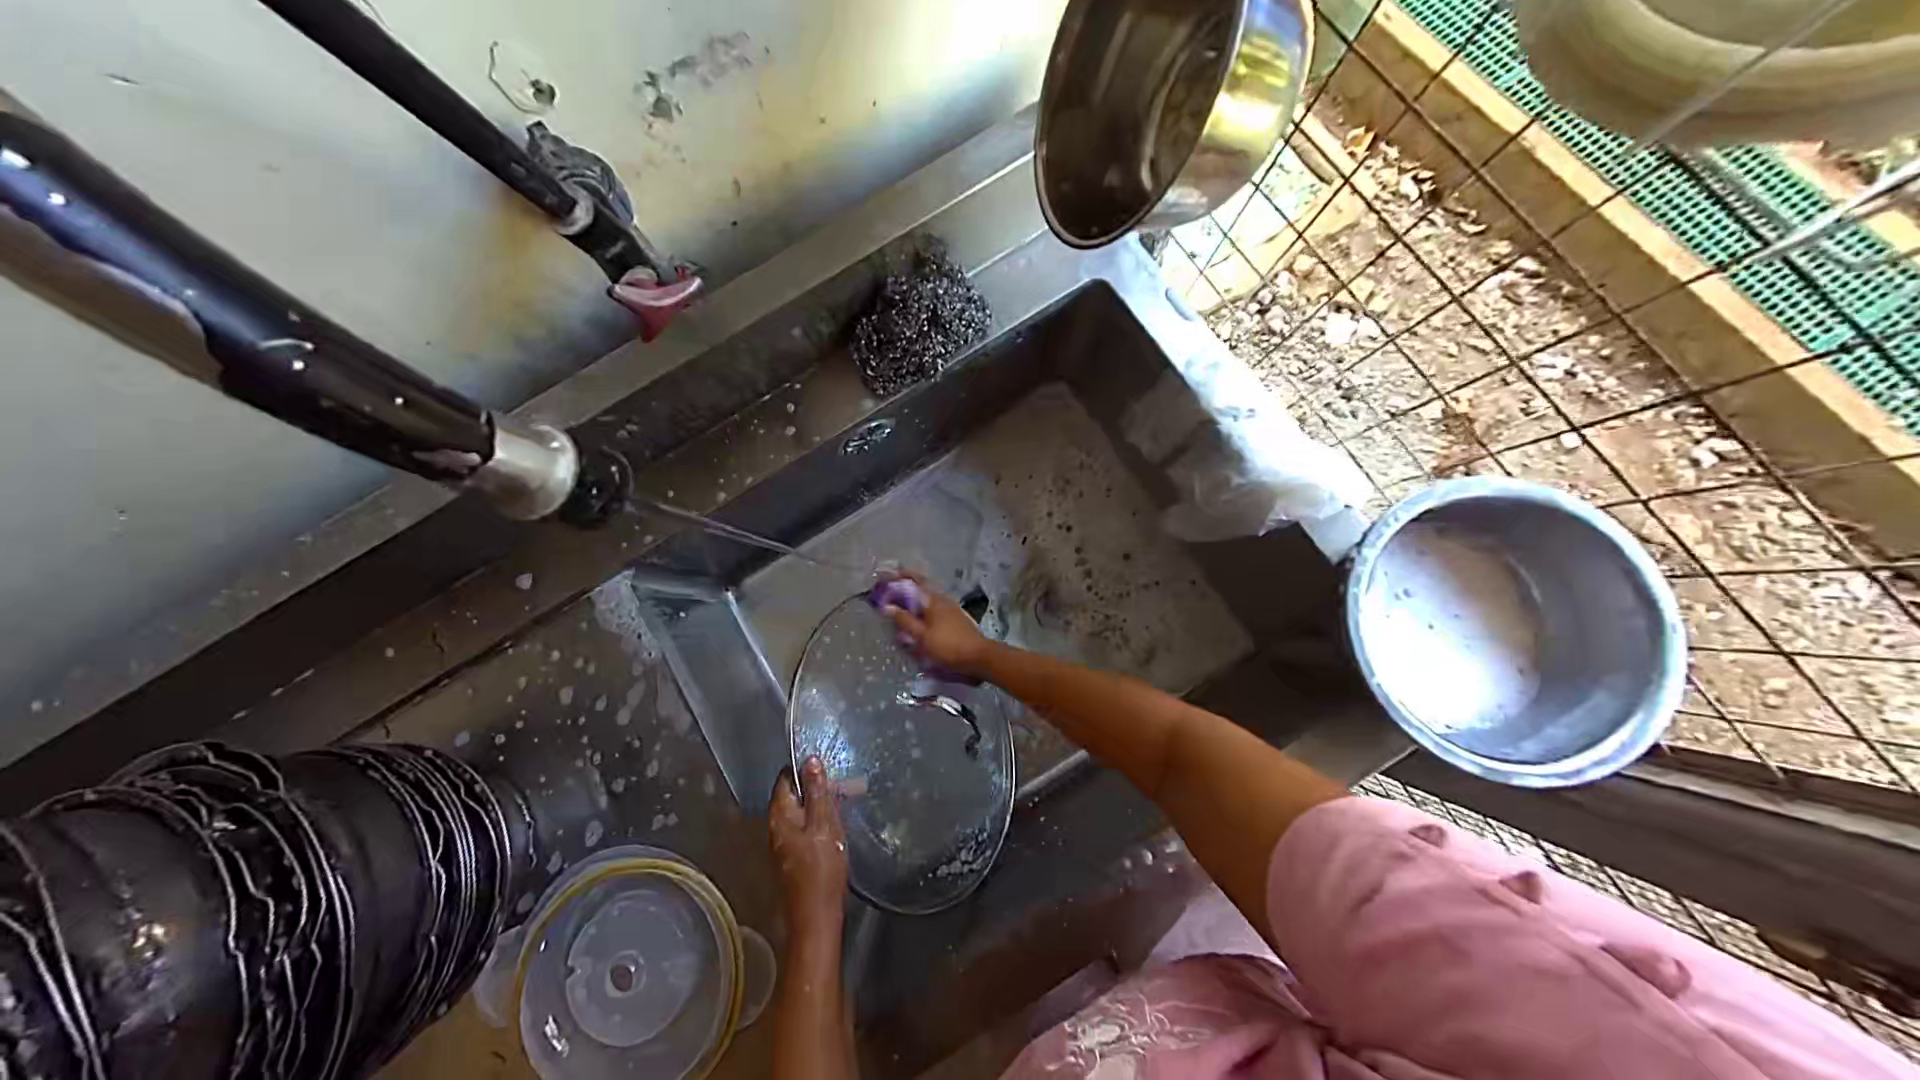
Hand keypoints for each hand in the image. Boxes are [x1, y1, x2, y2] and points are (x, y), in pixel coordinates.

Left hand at [769, 757, 847, 930]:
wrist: (816, 918)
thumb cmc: (820, 869)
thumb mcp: (823, 825)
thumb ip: (817, 792)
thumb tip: (810, 760)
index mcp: (780, 815)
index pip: (786, 778)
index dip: (807, 769)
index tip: (831, 768)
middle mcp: (778, 827)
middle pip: (797, 795)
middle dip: (822, 788)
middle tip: (850, 787)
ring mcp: (786, 843)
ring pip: (805, 812)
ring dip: (826, 805)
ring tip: (851, 802)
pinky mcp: (797, 856)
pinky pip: (809, 828)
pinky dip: (824, 822)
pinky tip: (841, 826)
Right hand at [878, 570, 995, 677]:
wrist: (979, 657)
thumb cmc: (948, 646)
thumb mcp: (922, 636)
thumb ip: (905, 621)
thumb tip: (888, 607)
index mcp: (933, 599)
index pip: (915, 580)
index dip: (901, 576)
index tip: (887, 577)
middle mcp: (943, 599)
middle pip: (921, 589)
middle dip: (905, 590)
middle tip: (890, 596)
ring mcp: (951, 609)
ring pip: (928, 601)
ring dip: (914, 603)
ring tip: (902, 611)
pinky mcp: (955, 619)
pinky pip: (934, 610)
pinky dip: (923, 613)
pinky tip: (919, 623)